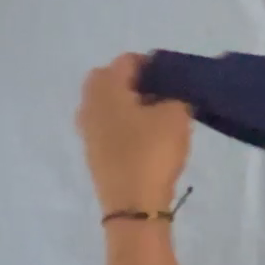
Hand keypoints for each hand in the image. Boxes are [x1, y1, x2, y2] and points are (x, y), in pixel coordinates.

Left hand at [77, 53, 191, 214]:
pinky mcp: (94, 151)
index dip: (152, 63)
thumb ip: (177, 96)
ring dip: (128, 104)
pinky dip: (125, 124)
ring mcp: (88, 130)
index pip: (127, 61)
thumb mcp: (177, 117)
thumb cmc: (152, 152)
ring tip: (157, 116)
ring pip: (107, 104)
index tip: (175, 76)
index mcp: (106, 89)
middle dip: (134, 81)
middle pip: (109, 80)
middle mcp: (89, 104)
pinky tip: (147, 137)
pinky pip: (107, 125)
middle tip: (163, 93)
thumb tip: (173, 94)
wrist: (133, 204)